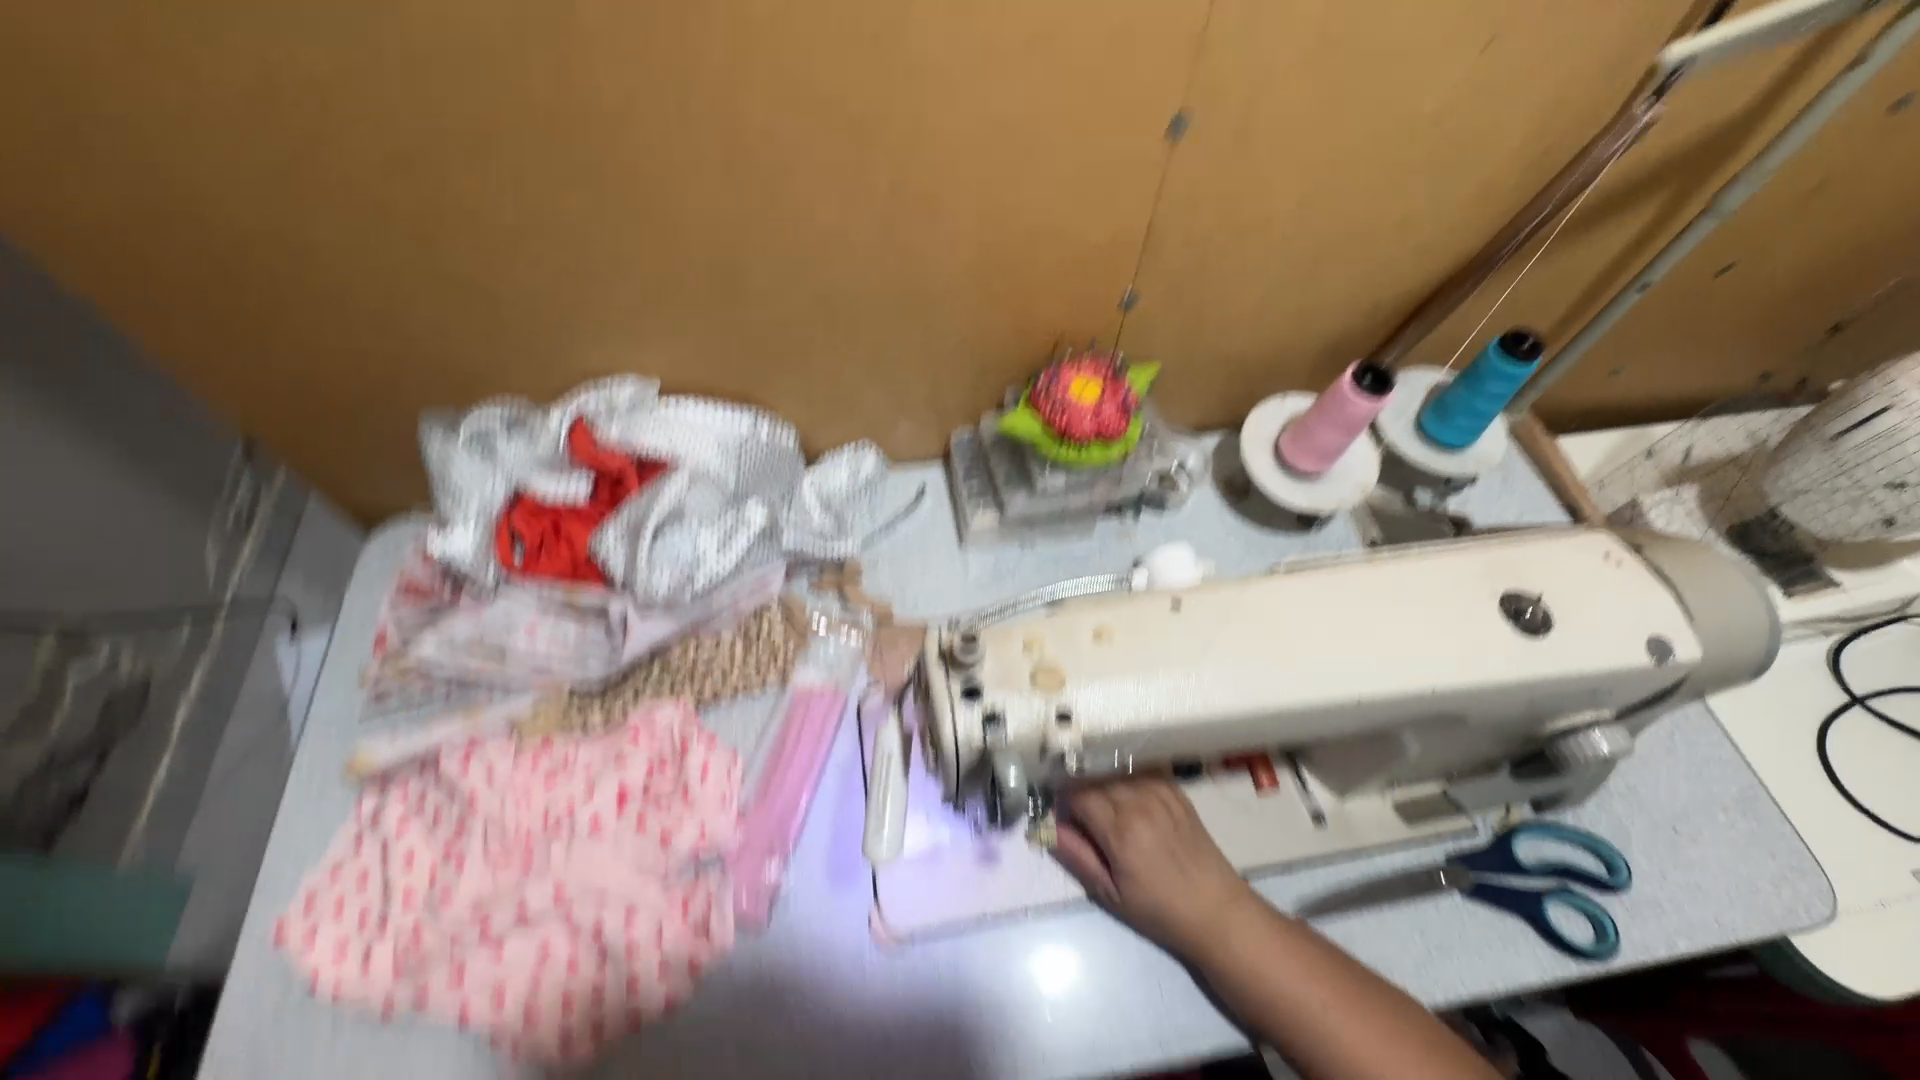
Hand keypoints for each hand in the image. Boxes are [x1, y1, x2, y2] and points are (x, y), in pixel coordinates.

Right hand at [1052, 777, 1262, 962]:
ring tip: (1109, 814)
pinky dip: (1128, 783)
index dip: (1065, 806)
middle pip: (1095, 779)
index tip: (1066, 822)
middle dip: (1082, 794)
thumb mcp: (1110, 894)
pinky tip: (1133, 805)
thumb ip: (1077, 856)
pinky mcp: (1176, 791)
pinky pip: (1141, 774)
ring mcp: (1161, 792)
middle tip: (1085, 822)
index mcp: (1120, 829)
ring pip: (1117, 773)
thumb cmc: (1159, 910)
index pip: (1076, 794)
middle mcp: (1139, 802)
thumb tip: (1048, 829)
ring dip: (1105, 786)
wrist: (1217, 910)